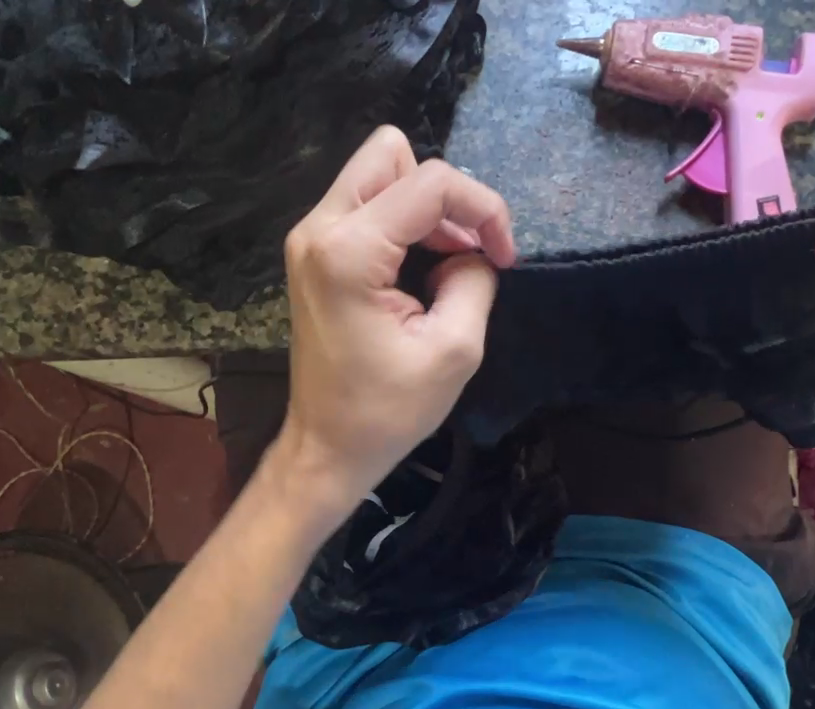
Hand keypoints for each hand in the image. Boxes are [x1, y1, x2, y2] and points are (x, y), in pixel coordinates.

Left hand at [276, 126, 515, 514]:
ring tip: (448, 267)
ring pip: (377, 175)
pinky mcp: (313, 256)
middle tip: (467, 252)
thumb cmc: (387, 412)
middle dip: (444, 198)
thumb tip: (472, 254)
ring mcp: (309, 240)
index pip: (431, 182)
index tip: (505, 259)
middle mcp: (318, 229)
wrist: (327, 448)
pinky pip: (365, 209)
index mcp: (348, 251)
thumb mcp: (454, 351)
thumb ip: (474, 282)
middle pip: (392, 154)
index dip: (483, 209)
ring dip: (423, 211)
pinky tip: (419, 274)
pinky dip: (401, 227)